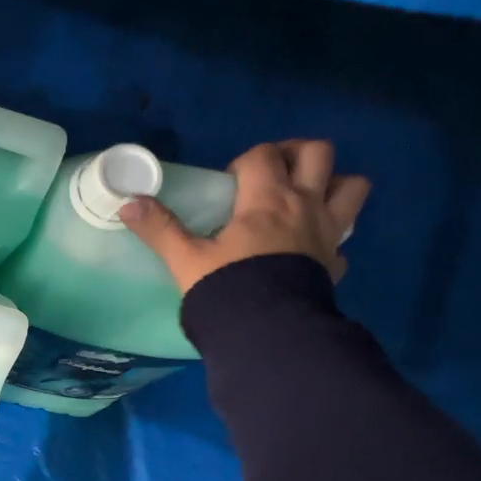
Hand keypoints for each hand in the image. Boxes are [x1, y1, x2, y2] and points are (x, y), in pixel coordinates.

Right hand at [120, 140, 370, 292]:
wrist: (265, 327)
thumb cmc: (224, 286)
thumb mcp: (185, 258)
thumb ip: (160, 229)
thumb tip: (128, 203)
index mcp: (267, 200)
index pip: (263, 156)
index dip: (244, 161)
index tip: (229, 182)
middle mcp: (305, 205)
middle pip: (318, 153)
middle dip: (295, 154)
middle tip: (273, 173)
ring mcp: (328, 231)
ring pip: (352, 185)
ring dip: (332, 183)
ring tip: (306, 199)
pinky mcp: (335, 260)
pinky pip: (344, 237)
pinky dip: (332, 235)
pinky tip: (311, 247)